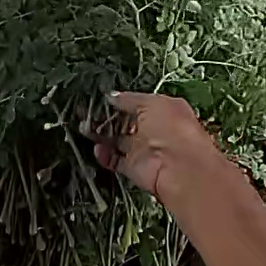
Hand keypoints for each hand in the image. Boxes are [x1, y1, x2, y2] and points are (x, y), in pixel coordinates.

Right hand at [83, 92, 228, 200]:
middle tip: (88, 114)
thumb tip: (114, 96)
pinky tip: (97, 149)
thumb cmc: (174, 130)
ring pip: (119, 142)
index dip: (121, 102)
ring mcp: (145, 151)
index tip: (103, 99)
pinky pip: (116, 161)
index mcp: (164, 112)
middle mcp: (154, 131)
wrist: (179, 168)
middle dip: (108, 119)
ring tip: (85, 129)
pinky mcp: (135, 169)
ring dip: (103, 136)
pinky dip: (105, 156)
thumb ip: (130, 99)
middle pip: (127, 124)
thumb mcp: (152, 103)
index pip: (138, 105)